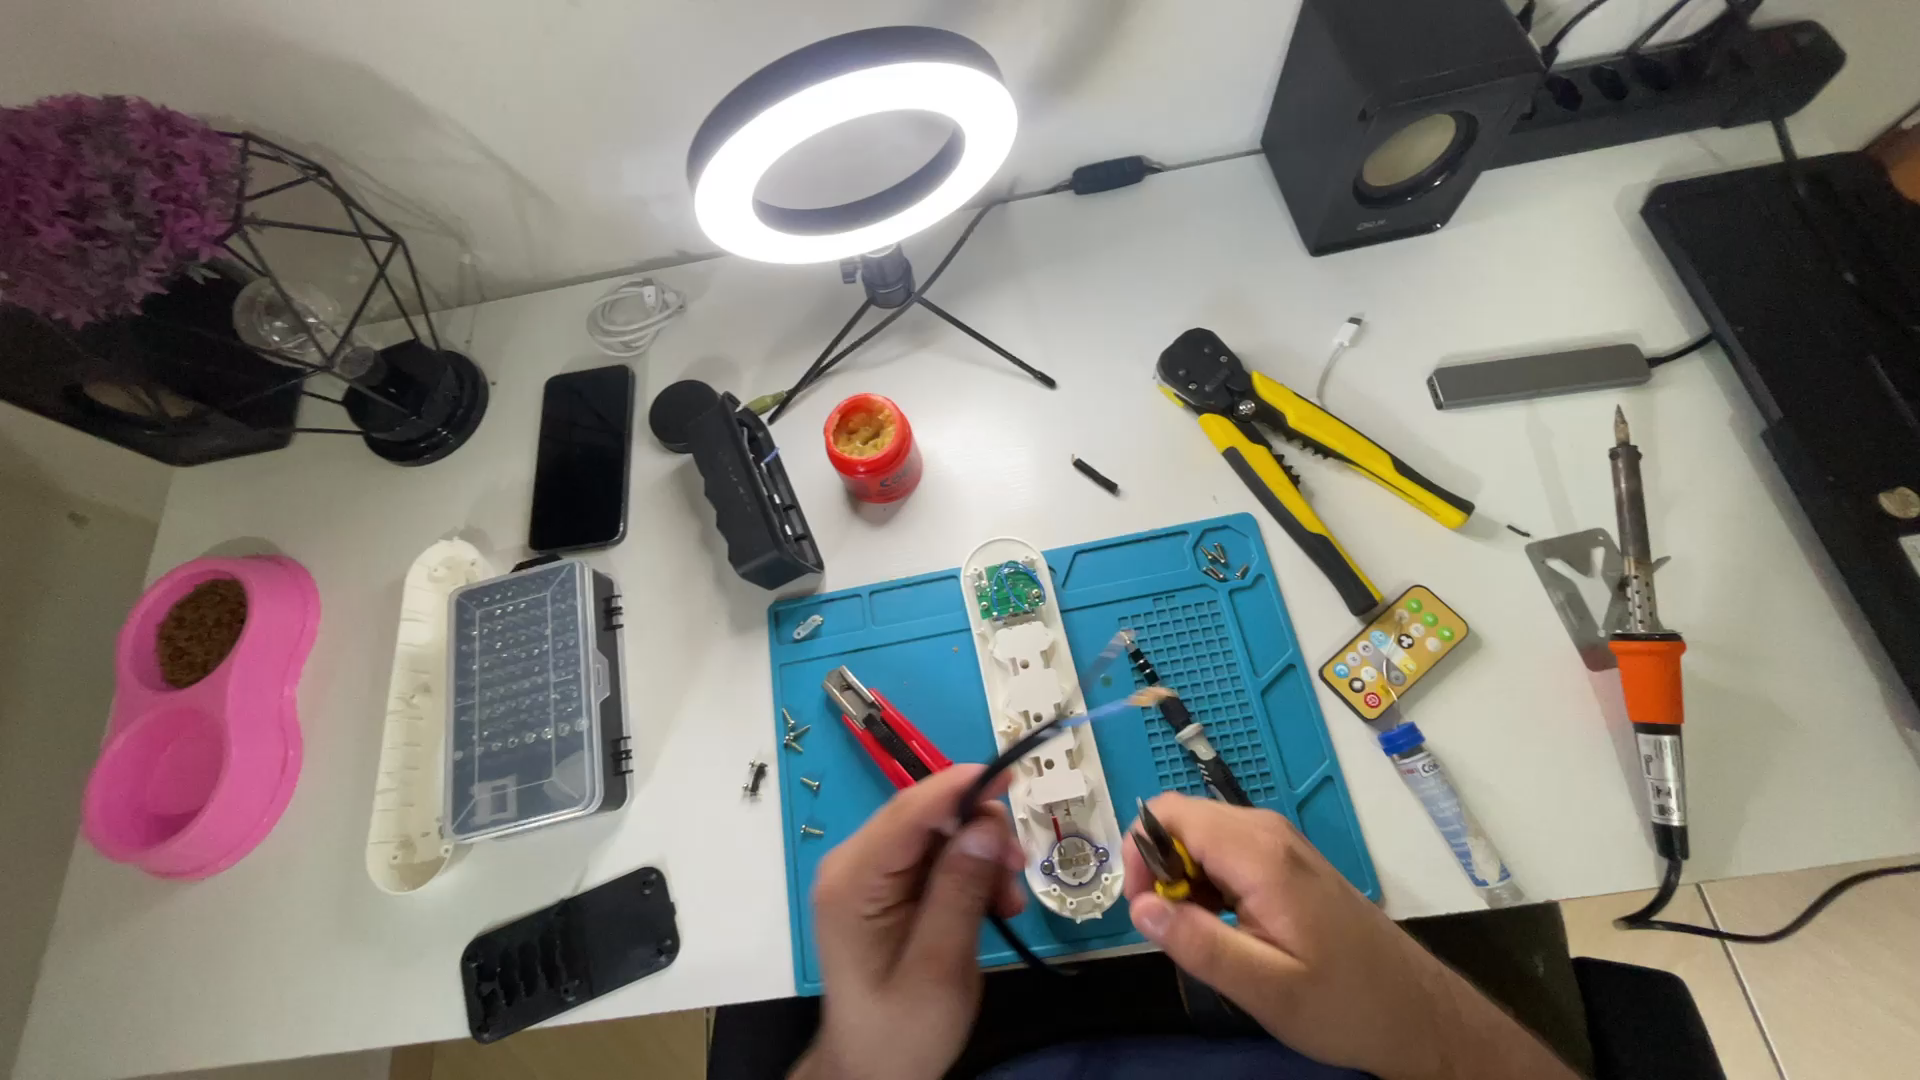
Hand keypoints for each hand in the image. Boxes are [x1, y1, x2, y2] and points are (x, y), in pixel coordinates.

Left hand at [792, 765, 1025, 1079]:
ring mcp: (871, 871)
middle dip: (979, 831)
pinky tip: (994, 902)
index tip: (1009, 777)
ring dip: (981, 855)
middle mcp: (856, 862)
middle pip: (926, 816)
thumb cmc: (902, 1030)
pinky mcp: (889, 882)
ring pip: (939, 832)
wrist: (875, 1071)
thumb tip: (986, 824)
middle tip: (1018, 867)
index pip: (908, 812)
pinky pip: (938, 855)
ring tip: (1008, 899)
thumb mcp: (939, 968)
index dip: (958, 787)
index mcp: (853, 880)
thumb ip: (960, 891)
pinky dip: (971, 870)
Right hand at [1123, 795, 1575, 1079]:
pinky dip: (1208, 879)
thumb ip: (1198, 943)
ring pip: (1199, 835)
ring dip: (1183, 877)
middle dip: (1159, 868)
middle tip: (1175, 928)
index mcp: (1257, 851)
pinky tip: (1228, 923)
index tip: (1145, 909)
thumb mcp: (1266, 989)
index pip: (1168, 814)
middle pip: (1181, 820)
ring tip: (1205, 932)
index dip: (1140, 853)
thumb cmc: (1345, 1004)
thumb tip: (1139, 907)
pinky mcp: (1284, 856)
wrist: (1420, 1013)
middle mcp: (1264, 829)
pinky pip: (1223, 848)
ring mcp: (1277, 840)